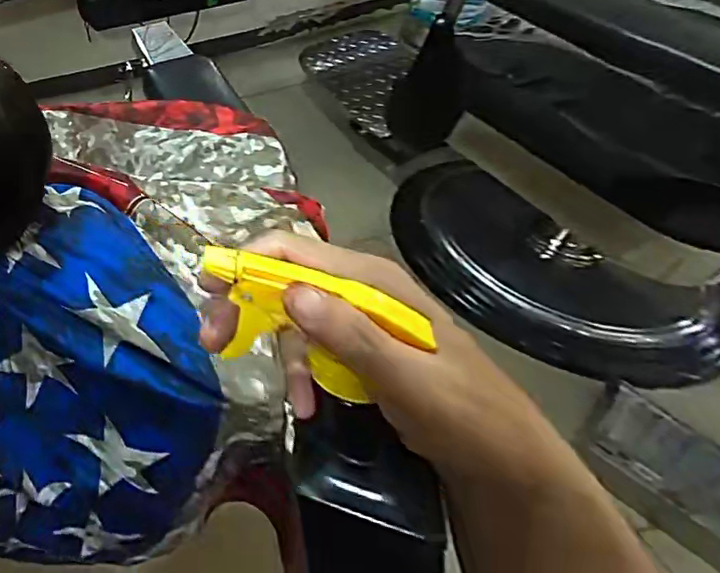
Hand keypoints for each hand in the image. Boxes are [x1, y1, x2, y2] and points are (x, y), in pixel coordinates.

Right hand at [198, 231, 577, 487]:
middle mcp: (358, 289)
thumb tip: (291, 293)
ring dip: (279, 352)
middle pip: (283, 280)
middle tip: (212, 336)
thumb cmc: (468, 417)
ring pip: (292, 316)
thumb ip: (352, 335)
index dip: (246, 261)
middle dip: (247, 305)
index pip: (293, 251)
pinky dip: (301, 372)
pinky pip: (310, 348)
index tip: (210, 285)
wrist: (509, 469)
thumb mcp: (412, 380)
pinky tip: (306, 403)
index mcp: (371, 280)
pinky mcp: (355, 348)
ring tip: (289, 398)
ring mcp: (356, 318)